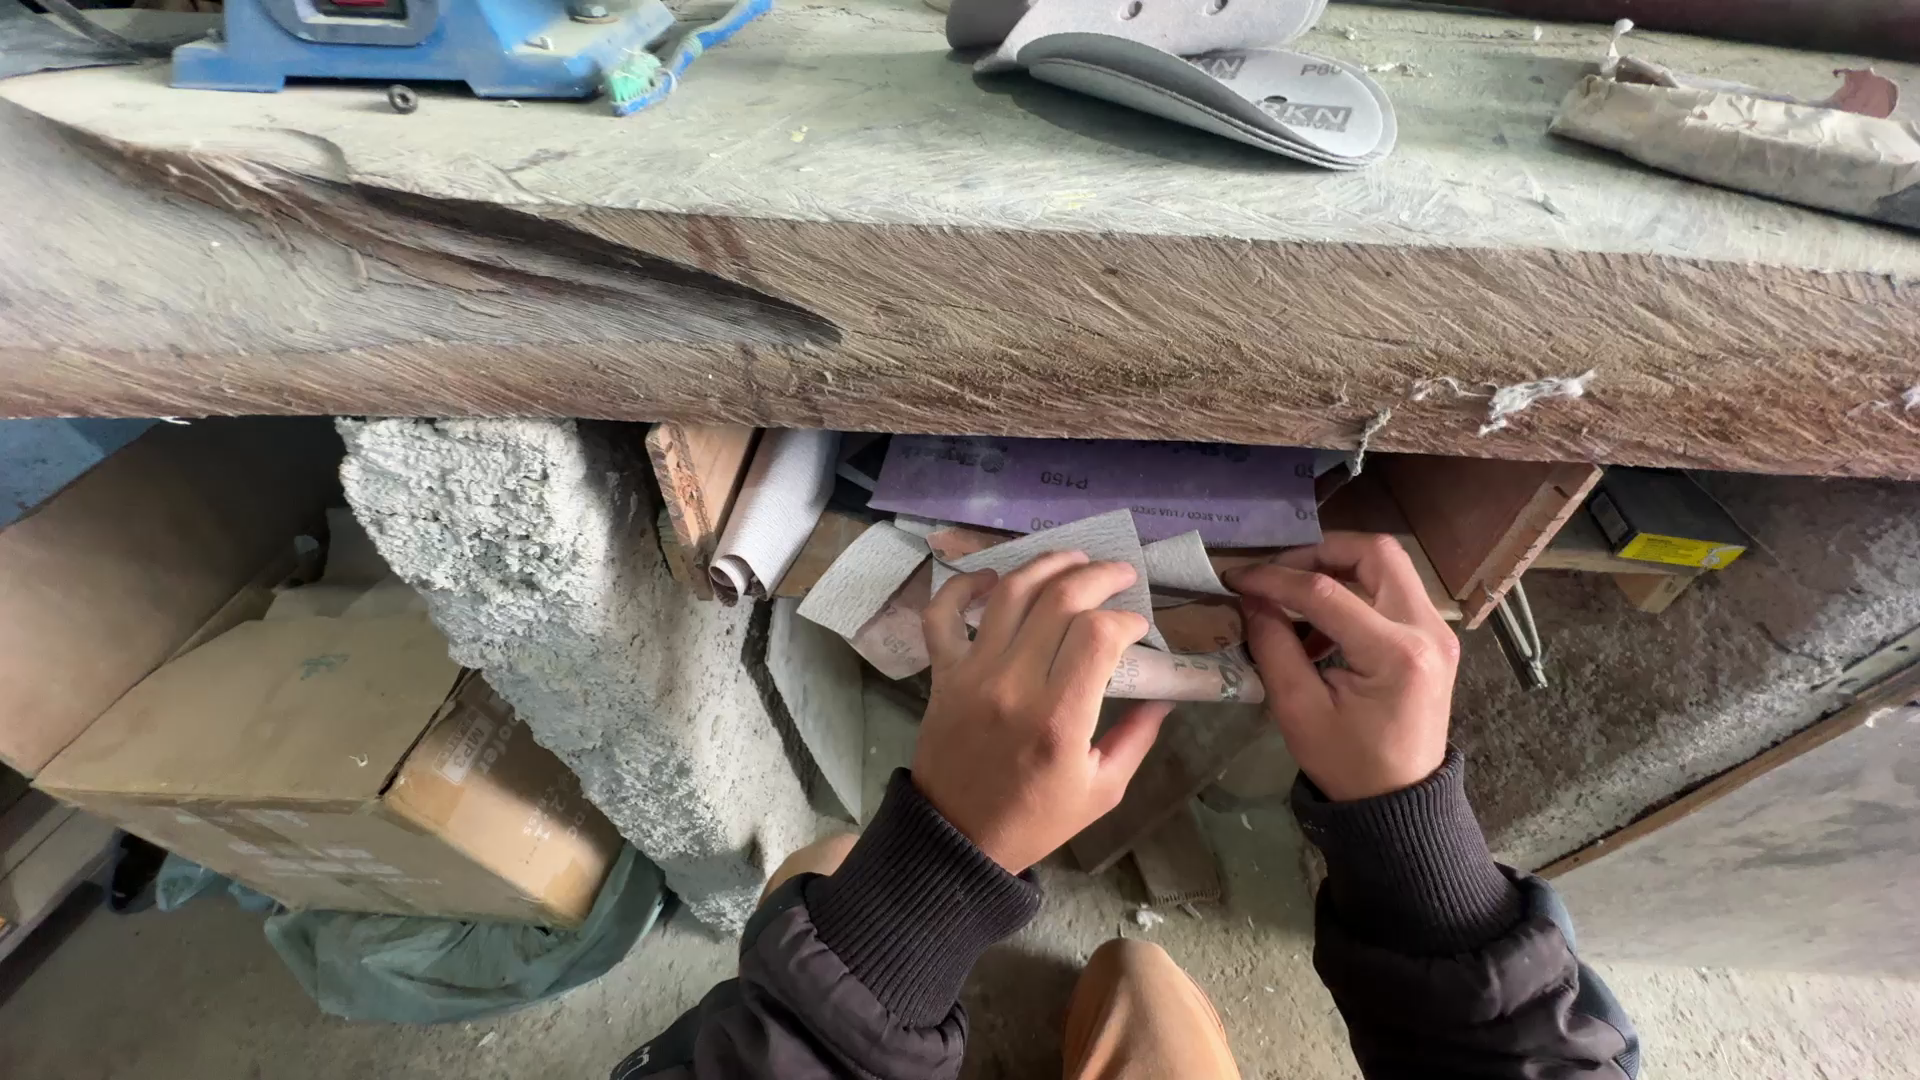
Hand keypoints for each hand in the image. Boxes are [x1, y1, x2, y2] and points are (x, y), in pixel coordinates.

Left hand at [912, 551, 1172, 873]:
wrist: (955, 839)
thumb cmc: (1034, 819)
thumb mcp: (1102, 791)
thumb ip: (1136, 737)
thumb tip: (1163, 694)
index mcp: (1059, 718)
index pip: (1098, 635)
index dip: (1126, 620)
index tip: (1138, 627)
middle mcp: (1014, 683)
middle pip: (1058, 600)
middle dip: (1098, 577)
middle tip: (1119, 573)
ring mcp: (972, 673)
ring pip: (1009, 594)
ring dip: (1046, 565)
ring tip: (1074, 558)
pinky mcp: (943, 673)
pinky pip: (941, 616)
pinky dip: (962, 587)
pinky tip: (990, 577)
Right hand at [1226, 532, 1458, 801]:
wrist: (1400, 800)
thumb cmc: (1346, 761)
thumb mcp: (1297, 708)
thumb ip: (1273, 644)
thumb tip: (1251, 597)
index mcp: (1395, 654)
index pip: (1324, 592)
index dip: (1273, 579)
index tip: (1235, 578)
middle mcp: (1427, 630)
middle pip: (1375, 552)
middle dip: (1318, 551)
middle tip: (1278, 572)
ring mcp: (1437, 631)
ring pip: (1387, 564)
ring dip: (1336, 566)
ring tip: (1294, 592)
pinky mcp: (1433, 636)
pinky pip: (1392, 588)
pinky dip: (1352, 588)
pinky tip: (1320, 621)